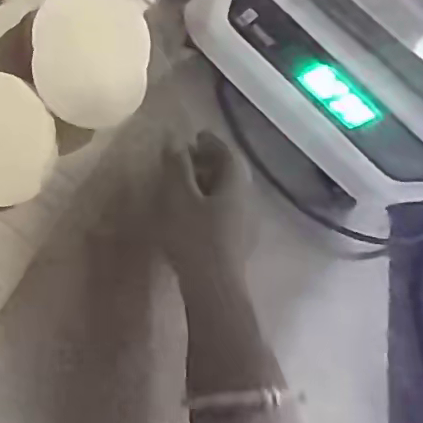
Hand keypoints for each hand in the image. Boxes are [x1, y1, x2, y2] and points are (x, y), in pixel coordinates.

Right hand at [160, 131, 255, 290]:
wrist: (213, 287)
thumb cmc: (193, 237)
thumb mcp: (178, 196)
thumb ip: (177, 166)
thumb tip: (175, 140)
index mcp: (235, 185)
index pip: (228, 155)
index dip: (211, 142)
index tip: (195, 135)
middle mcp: (247, 201)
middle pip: (231, 173)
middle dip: (210, 161)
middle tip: (187, 157)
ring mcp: (245, 224)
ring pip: (228, 193)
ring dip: (209, 182)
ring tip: (186, 183)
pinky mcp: (237, 242)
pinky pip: (224, 210)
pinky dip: (209, 200)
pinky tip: (192, 211)